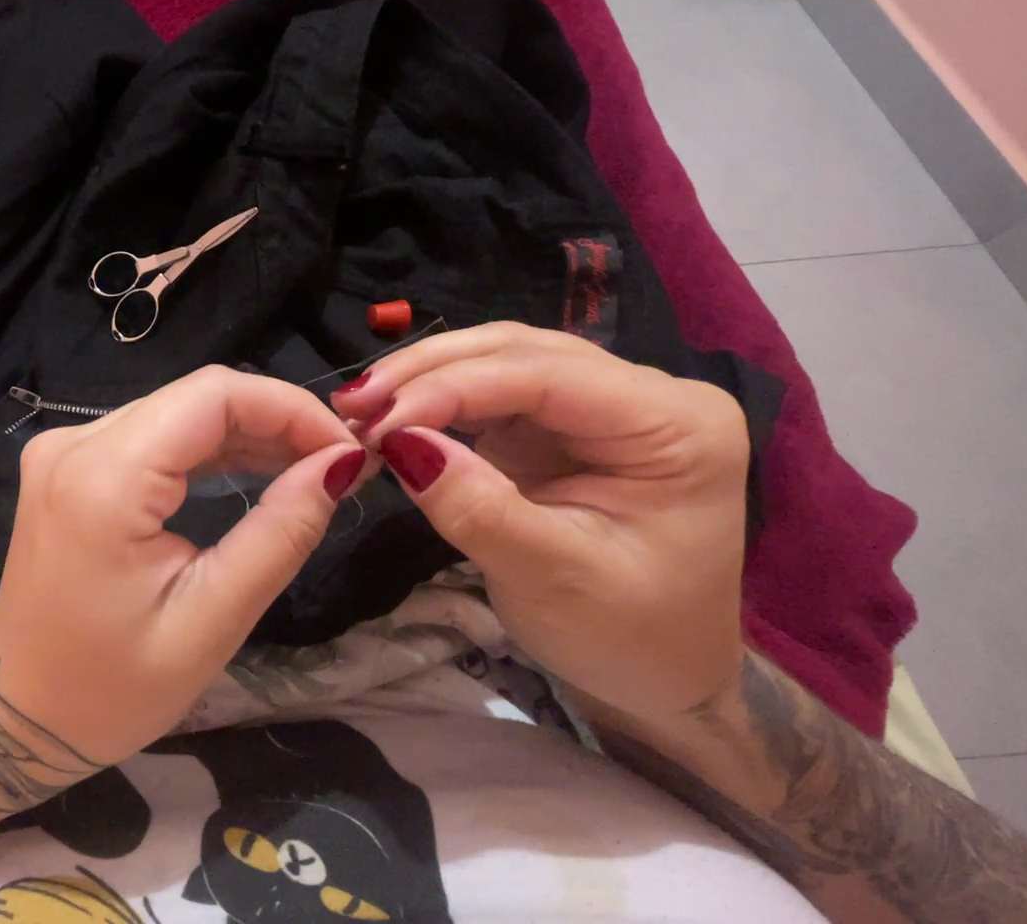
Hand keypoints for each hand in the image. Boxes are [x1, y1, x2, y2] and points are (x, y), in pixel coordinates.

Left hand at [0, 366, 368, 763]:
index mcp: (102, 478)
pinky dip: (206, 449)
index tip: (348, 452)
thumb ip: (278, 533)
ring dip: (246, 433)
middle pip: (194, 397)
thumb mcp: (210, 621)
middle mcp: (74, 444)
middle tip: (339, 466)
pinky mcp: (67, 466)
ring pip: (176, 412)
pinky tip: (253, 471)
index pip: (212, 395)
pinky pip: (151, 436)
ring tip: (309, 470)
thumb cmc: (111, 688)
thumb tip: (340, 465)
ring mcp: (64, 450)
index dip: (290, 408)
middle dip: (275, 420)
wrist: (19, 711)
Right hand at [330, 322, 749, 726]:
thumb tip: (398, 442)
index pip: (546, 375)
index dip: (453, 387)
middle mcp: (640, 395)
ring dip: (422, 378)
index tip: (377, 422)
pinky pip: (485, 393)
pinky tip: (388, 415)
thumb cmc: (624, 635)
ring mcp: (594, 406)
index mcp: (674, 424)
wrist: (653, 675)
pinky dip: (431, 401)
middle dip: (428, 371)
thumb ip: (478, 507)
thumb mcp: (551, 577)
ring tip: (358, 406)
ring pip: (496, 360)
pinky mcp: (553, 425)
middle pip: (519, 350)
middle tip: (353, 403)